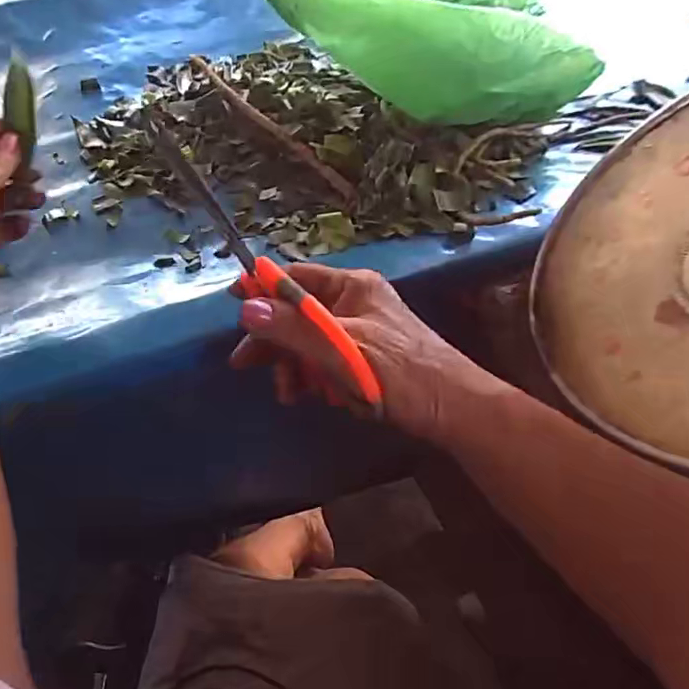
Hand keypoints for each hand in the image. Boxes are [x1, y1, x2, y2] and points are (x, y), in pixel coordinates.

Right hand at [229, 264, 506, 443]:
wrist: (456, 412)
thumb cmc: (403, 375)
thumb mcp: (342, 351)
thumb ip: (294, 329)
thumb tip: (247, 308)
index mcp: (351, 287)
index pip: (294, 276)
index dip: (261, 287)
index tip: (232, 301)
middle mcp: (351, 302)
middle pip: (294, 313)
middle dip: (273, 341)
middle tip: (244, 365)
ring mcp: (356, 330)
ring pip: (304, 340)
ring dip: (291, 366)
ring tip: (290, 394)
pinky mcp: (360, 357)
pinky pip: (321, 359)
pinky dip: (311, 377)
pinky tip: (312, 396)